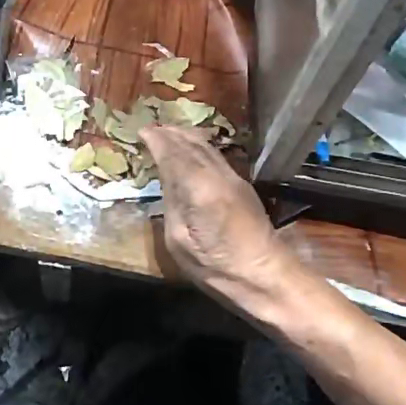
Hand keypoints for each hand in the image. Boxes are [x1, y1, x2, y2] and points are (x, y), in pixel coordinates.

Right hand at [141, 126, 309, 315]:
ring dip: (185, 137)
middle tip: (151, 127)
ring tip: (167, 131)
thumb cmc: (214, 266)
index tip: (142, 132)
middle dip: (170, 134)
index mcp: (200, 189)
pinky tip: (191, 149)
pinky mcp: (242, 187)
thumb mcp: (178, 238)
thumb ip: (171, 203)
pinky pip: (215, 157)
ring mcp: (234, 179)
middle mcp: (219, 176)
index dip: (157, 141)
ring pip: (207, 148)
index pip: (175, 155)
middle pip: (192, 145)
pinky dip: (198, 147)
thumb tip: (166, 179)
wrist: (263, 277)